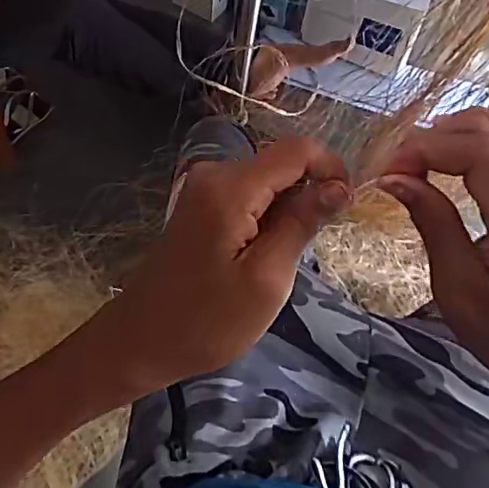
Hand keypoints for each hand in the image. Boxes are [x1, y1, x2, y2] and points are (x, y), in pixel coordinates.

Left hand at [73, 135, 349, 397]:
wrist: (142, 338)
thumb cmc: (207, 320)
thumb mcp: (267, 279)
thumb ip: (302, 223)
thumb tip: (339, 185)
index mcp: (230, 187)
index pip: (296, 149)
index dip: (330, 168)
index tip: (345, 208)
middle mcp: (214, 174)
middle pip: (280, 162)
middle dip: (308, 193)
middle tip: (308, 248)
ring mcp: (203, 187)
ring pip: (266, 179)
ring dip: (287, 209)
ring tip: (281, 259)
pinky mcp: (200, 204)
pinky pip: (246, 194)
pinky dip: (266, 215)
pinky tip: (260, 254)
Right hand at [373, 109, 488, 416]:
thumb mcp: (457, 289)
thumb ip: (432, 222)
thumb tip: (394, 176)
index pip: (483, 154)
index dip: (429, 147)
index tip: (390, 170)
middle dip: (436, 138)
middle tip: (398, 165)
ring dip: (459, 132)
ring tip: (420, 153)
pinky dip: (476, 146)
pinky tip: (450, 162)